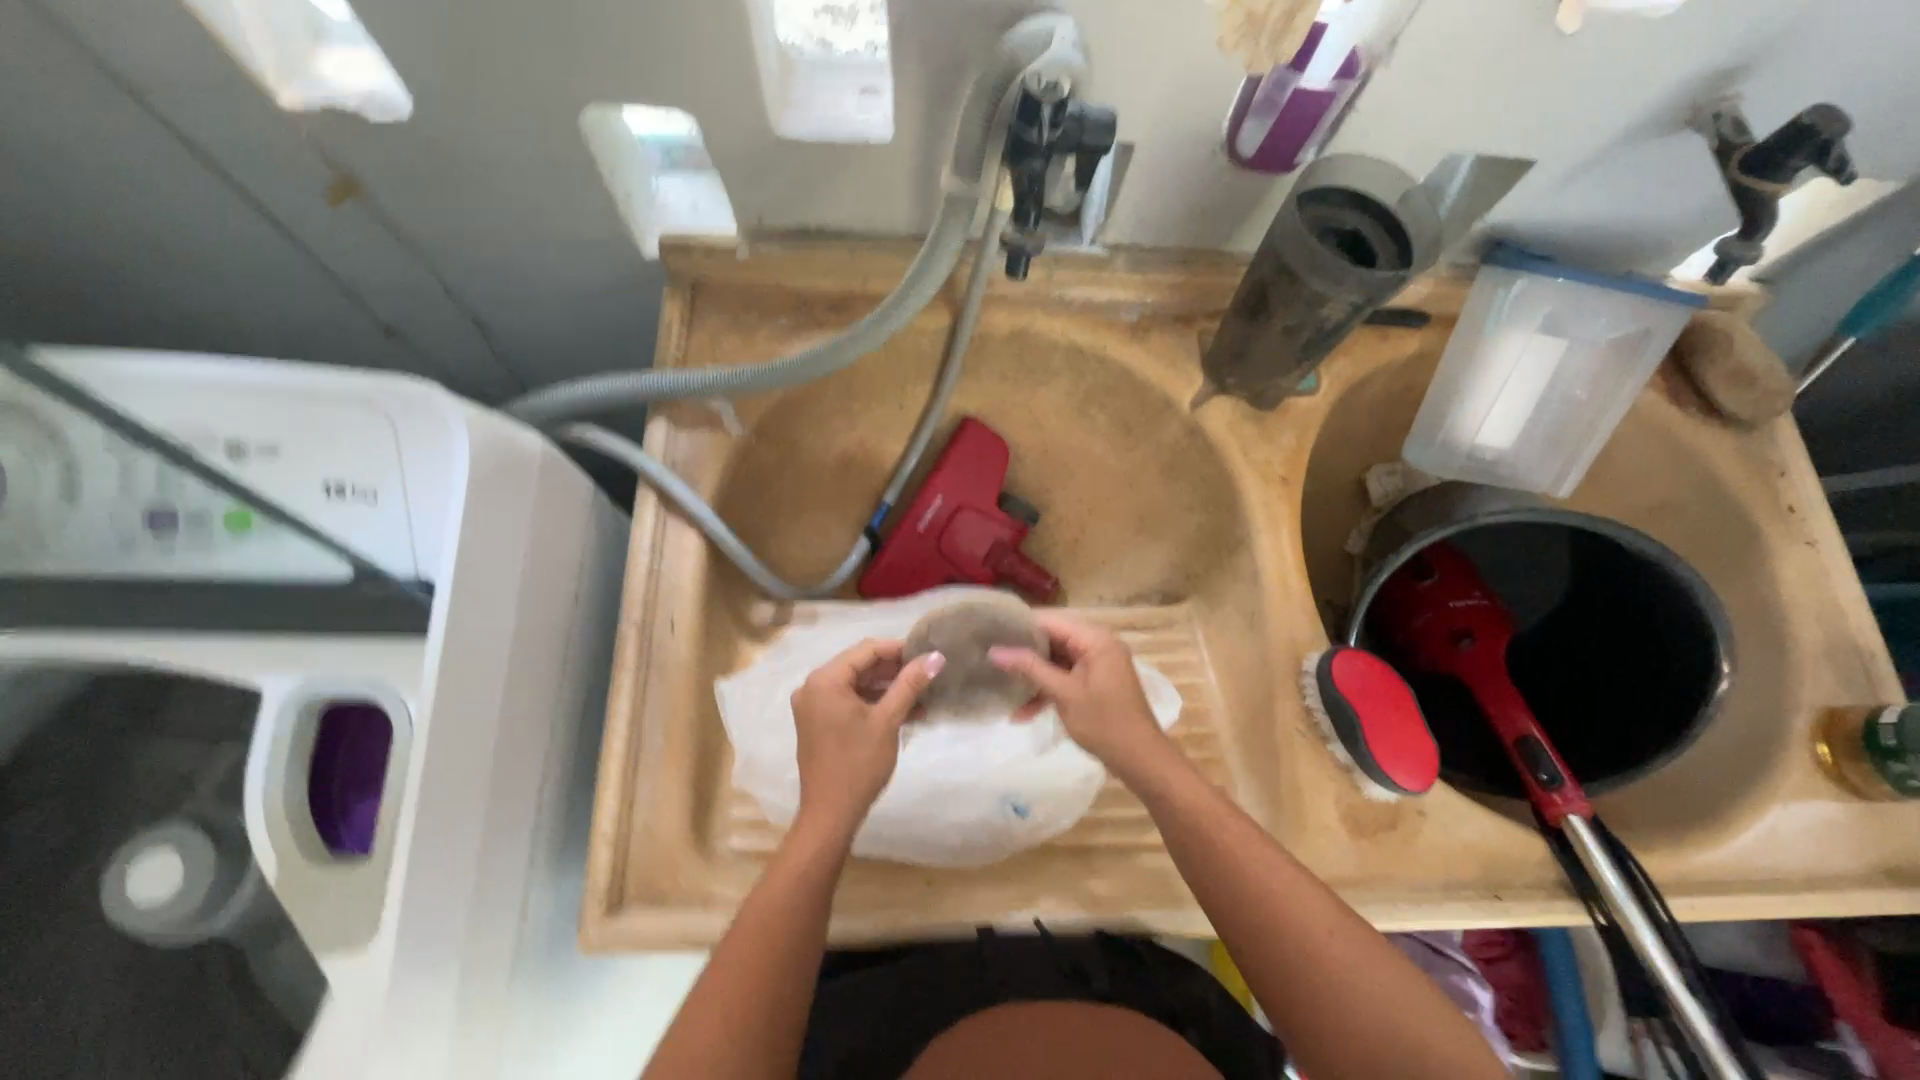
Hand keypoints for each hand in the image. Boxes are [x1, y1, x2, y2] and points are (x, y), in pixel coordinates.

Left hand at [789, 639, 943, 836]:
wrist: (830, 813)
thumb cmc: (859, 763)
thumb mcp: (887, 720)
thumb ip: (910, 684)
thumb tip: (935, 657)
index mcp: (825, 680)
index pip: (866, 650)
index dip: (899, 648)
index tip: (927, 654)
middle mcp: (813, 687)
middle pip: (860, 666)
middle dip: (894, 670)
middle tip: (928, 675)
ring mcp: (813, 706)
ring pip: (856, 685)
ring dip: (887, 689)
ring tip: (923, 696)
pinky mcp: (818, 723)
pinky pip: (849, 702)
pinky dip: (874, 704)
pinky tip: (906, 712)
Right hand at [989, 615, 1172, 779]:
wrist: (1141, 759)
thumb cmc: (1104, 723)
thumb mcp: (1064, 694)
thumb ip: (1030, 669)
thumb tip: (995, 651)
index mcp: (1096, 639)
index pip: (1051, 621)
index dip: (1021, 626)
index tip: (990, 632)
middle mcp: (1098, 645)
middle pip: (1053, 640)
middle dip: (1024, 653)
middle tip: (990, 658)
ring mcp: (1098, 665)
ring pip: (1057, 661)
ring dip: (1034, 677)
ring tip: (1001, 687)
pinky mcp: (1095, 683)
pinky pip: (1066, 678)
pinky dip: (1048, 691)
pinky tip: (1023, 713)